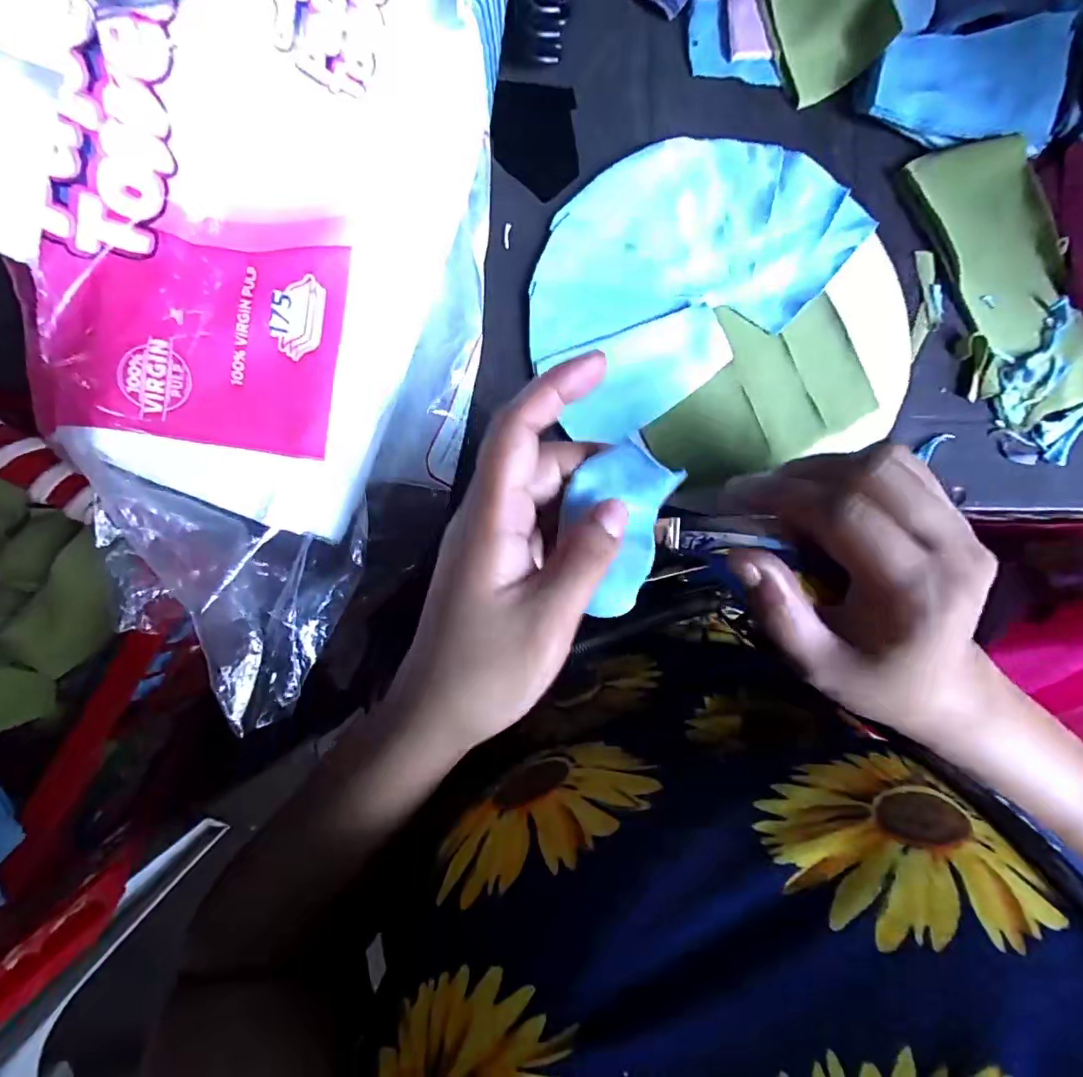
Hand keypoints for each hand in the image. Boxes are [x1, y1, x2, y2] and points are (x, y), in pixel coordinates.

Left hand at [388, 353, 627, 748]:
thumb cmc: (486, 673)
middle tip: (647, 482)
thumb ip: (587, 557)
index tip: (601, 365)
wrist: (434, 717)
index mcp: (491, 518)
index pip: (518, 432)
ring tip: (637, 518)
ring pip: (545, 493)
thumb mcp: (549, 618)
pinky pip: (543, 524)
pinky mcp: (501, 560)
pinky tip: (608, 547)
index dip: (555, 389)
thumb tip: (621, 504)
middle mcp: (488, 516)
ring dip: (589, 497)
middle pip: (540, 461)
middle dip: (594, 460)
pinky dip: (577, 526)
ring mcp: (493, 539)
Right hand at [723, 444, 998, 744]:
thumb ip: (779, 613)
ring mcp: (964, 527)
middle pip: (868, 474)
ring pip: (887, 461)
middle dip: (799, 476)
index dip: (784, 495)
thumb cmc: (875, 682)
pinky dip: (855, 469)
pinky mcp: (961, 516)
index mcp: (915, 590)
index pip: (845, 513)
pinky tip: (828, 494)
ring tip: (788, 494)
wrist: (945, 687)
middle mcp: (950, 548)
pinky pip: (903, 467)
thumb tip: (739, 554)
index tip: (735, 499)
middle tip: (754, 495)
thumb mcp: (817, 665)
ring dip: (826, 468)